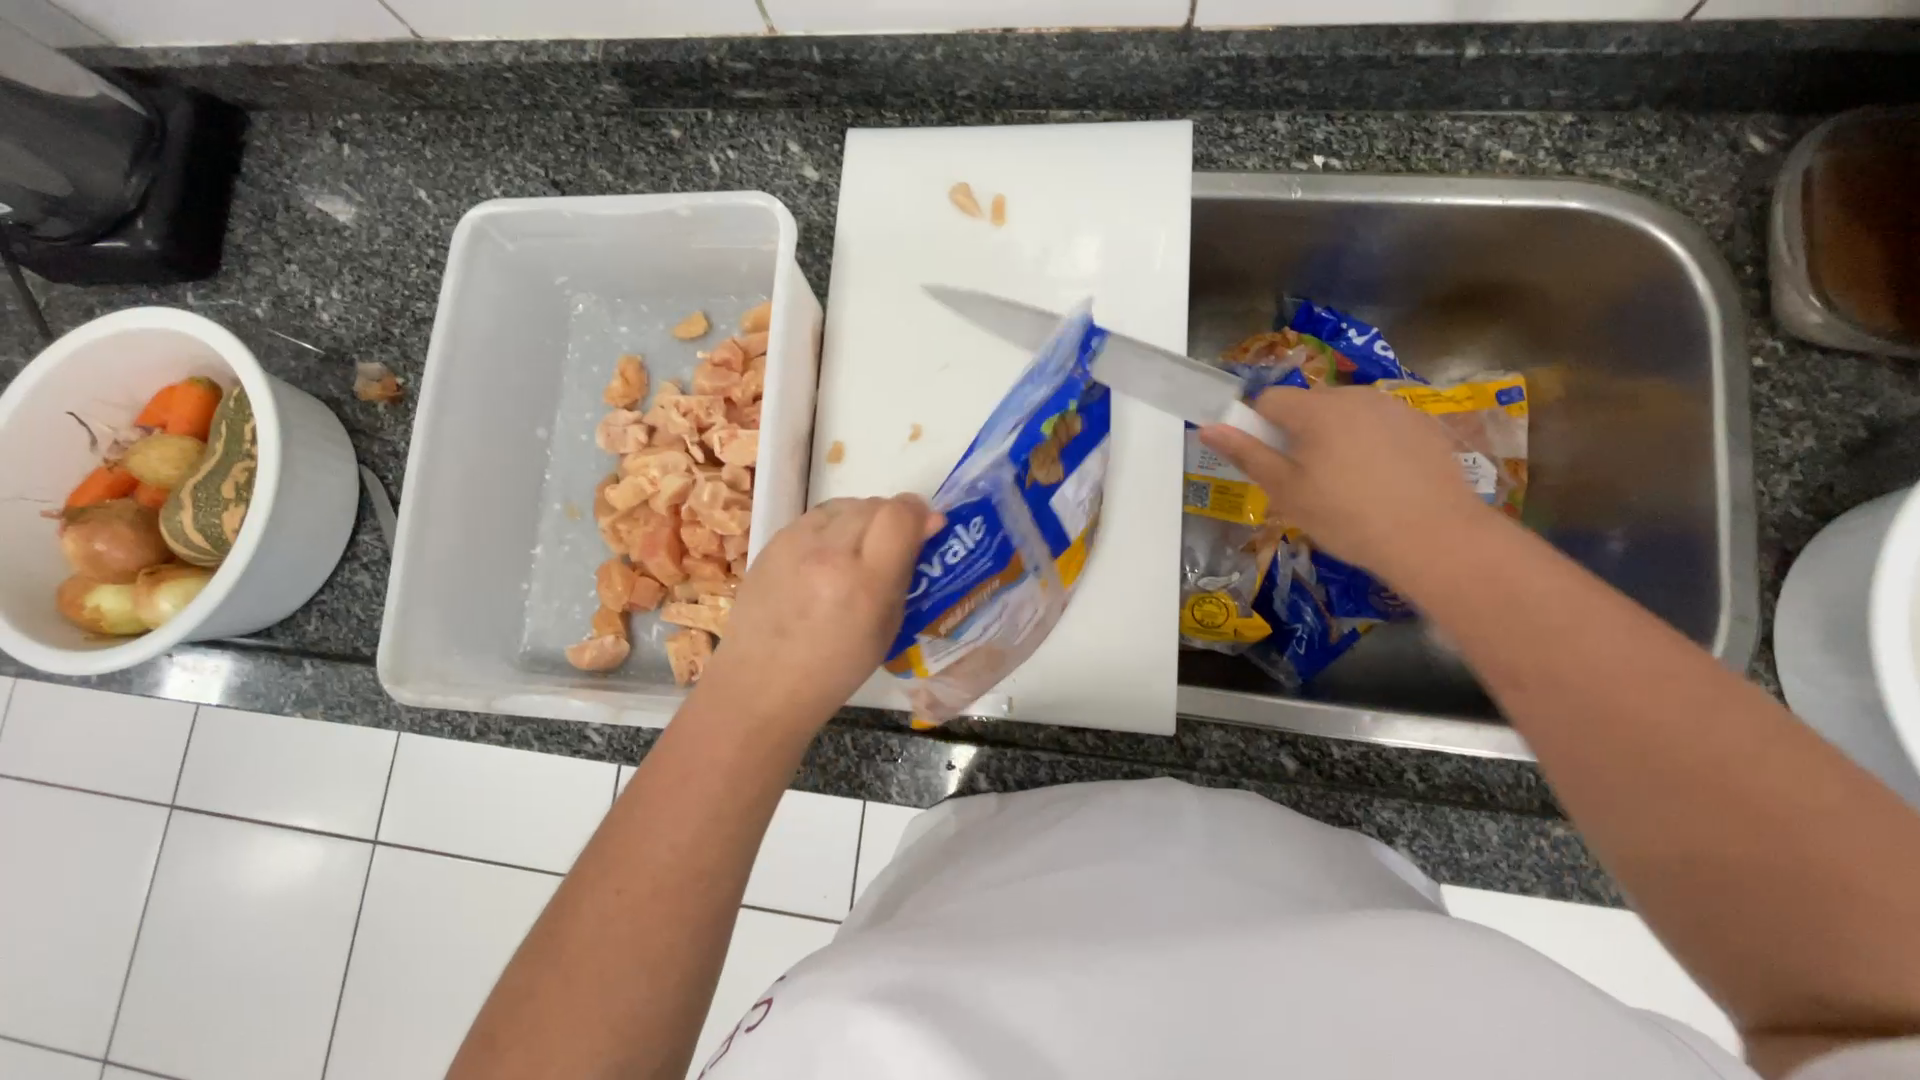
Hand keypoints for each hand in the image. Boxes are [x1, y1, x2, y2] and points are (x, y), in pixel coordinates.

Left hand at [697, 494, 943, 730]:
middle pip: (875, 504)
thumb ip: (904, 574)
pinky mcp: (773, 541)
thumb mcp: (887, 629)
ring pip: (845, 505)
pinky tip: (830, 557)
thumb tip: (925, 529)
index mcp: (864, 581)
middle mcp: (829, 552)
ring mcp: (796, 542)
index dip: (919, 514)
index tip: (926, 528)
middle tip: (894, 545)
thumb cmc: (835, 670)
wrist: (761, 683)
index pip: (900, 515)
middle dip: (892, 518)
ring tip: (860, 551)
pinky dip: (834, 528)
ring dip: (862, 519)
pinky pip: (816, 517)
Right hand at [1198, 386, 1492, 579]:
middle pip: (1310, 405)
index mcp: (1316, 409)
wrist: (1434, 538)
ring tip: (1349, 486)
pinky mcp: (1424, 426)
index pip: (1269, 400)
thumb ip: (1247, 455)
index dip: (1260, 429)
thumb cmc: (1347, 518)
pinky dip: (1374, 446)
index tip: (1270, 464)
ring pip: (1348, 415)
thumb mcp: (1287, 492)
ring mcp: (1395, 408)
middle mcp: (1356, 396)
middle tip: (1307, 482)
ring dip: (1337, 438)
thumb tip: (1209, 427)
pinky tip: (1384, 484)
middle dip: (1300, 434)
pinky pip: (1383, 426)